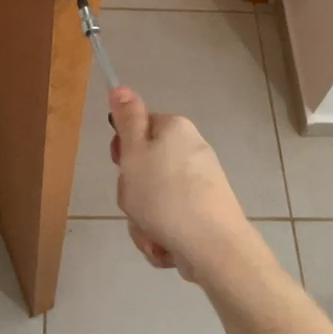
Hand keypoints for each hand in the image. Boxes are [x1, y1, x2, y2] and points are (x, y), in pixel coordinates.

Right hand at [109, 87, 263, 283]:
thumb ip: (126, 120)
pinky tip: (165, 246)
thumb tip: (120, 86)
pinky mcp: (203, 213)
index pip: (138, 129)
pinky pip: (168, 220)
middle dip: (133, 193)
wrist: (212, 247)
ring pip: (153, 199)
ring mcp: (199, 184)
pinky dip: (161, 234)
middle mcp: (191, 151)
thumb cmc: (166, 195)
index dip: (124, 150)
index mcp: (175, 129)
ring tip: (152, 231)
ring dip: (143, 220)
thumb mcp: (135, 153)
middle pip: (144, 168)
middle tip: (136, 202)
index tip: (122, 166)